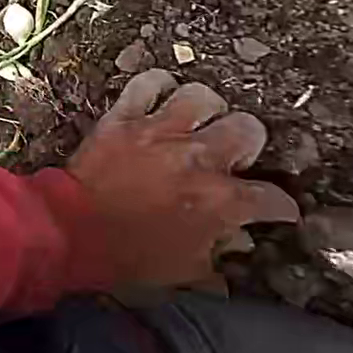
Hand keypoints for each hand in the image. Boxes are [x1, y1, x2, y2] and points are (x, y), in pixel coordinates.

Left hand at [66, 70, 299, 287]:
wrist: (72, 232)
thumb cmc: (130, 257)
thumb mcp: (186, 270)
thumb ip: (218, 254)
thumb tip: (237, 242)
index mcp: (219, 201)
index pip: (270, 197)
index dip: (280, 206)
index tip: (277, 208)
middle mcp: (197, 157)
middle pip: (247, 128)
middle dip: (249, 143)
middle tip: (234, 155)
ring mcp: (159, 130)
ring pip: (201, 96)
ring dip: (206, 109)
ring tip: (199, 121)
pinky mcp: (125, 116)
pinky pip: (148, 83)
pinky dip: (157, 85)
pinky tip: (162, 96)